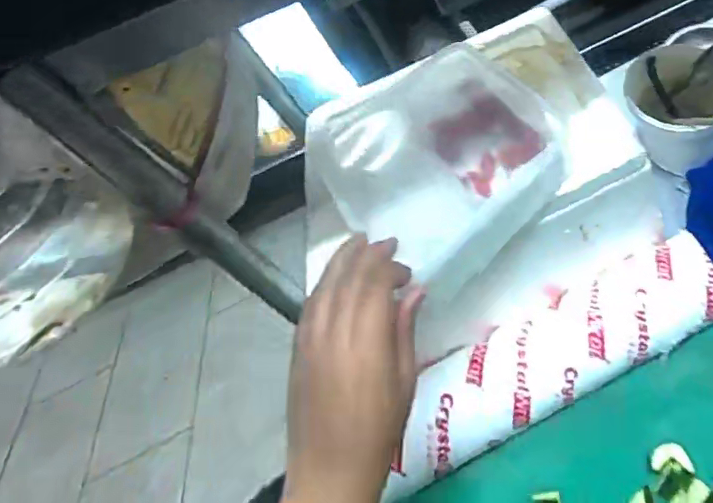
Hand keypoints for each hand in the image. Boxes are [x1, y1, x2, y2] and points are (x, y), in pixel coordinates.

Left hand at [285, 236, 425, 502]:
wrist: (329, 470)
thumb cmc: (378, 430)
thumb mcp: (404, 382)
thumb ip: (405, 330)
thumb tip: (415, 290)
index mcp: (366, 341)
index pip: (375, 282)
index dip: (391, 267)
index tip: (407, 269)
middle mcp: (335, 330)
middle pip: (349, 275)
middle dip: (369, 253)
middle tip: (387, 243)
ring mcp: (311, 337)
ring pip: (325, 283)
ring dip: (343, 258)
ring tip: (358, 243)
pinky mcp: (297, 347)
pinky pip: (310, 302)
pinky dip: (324, 282)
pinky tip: (335, 278)